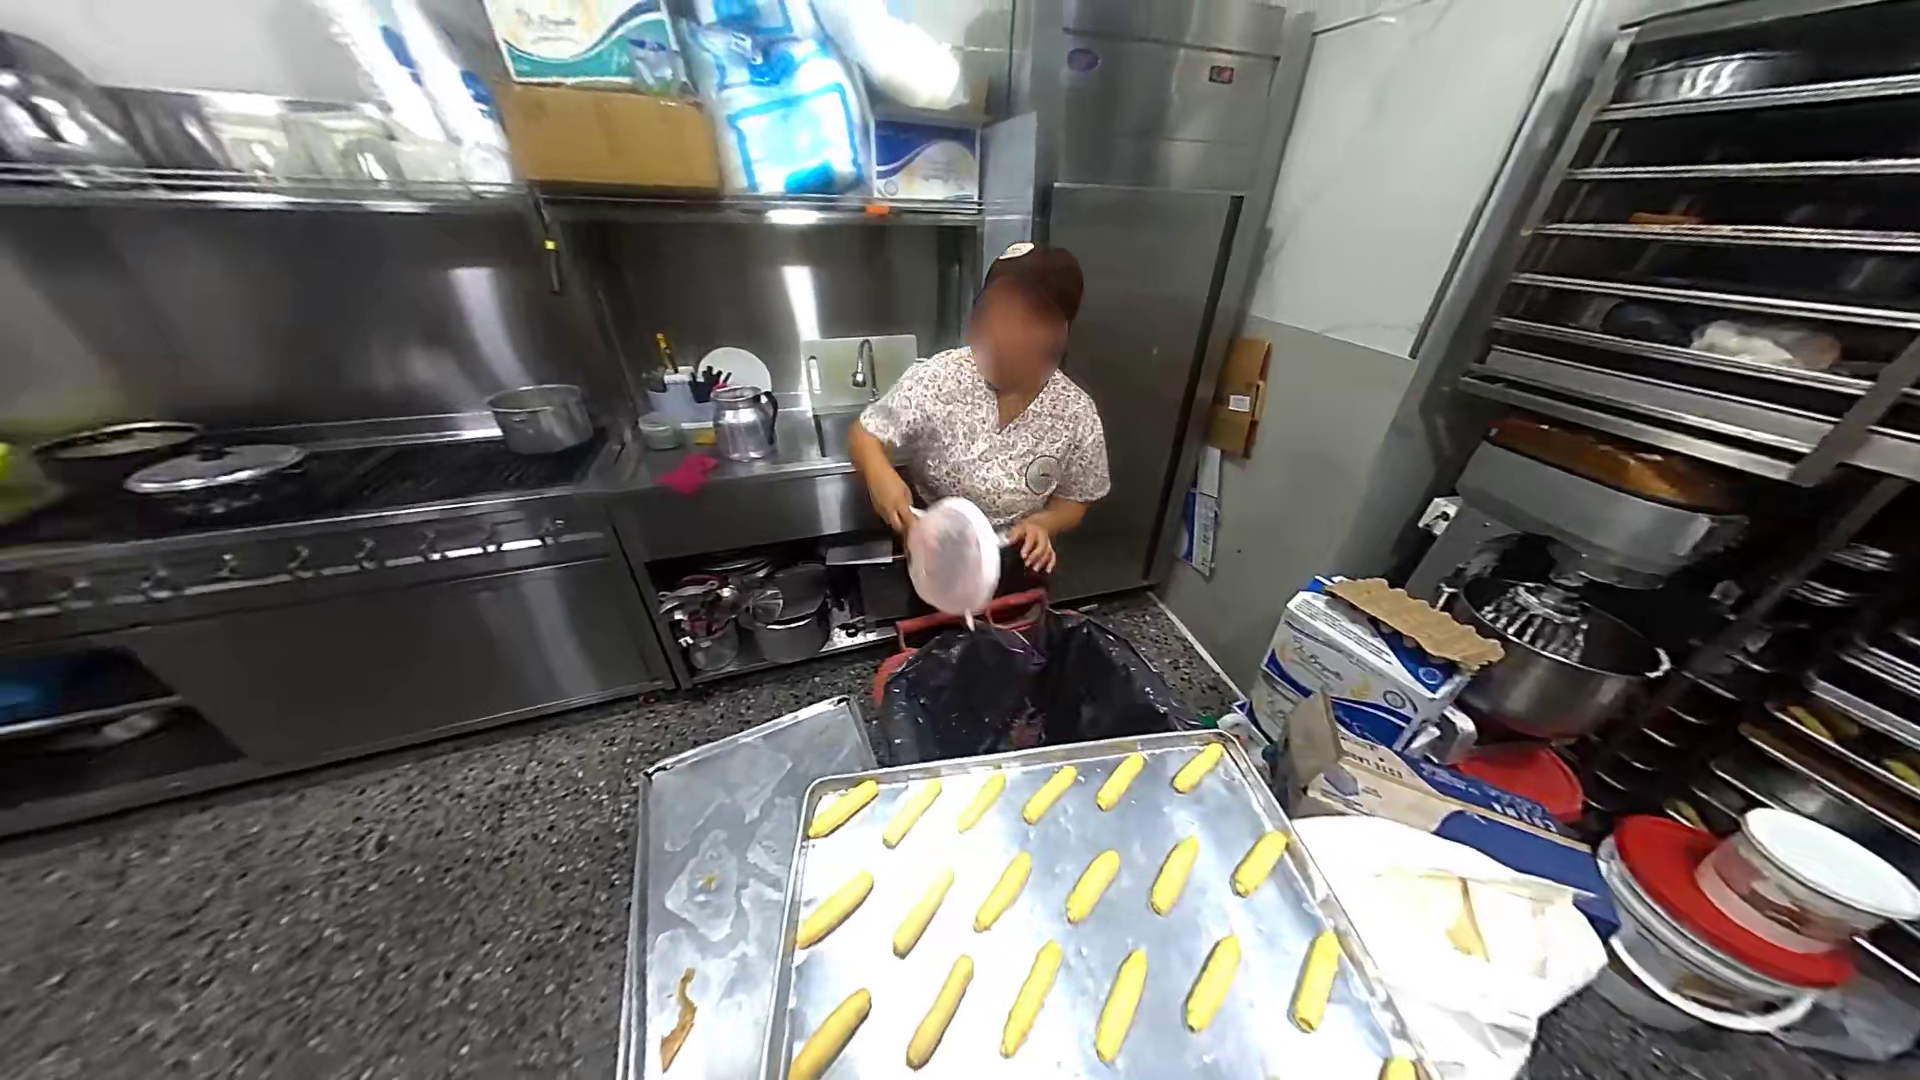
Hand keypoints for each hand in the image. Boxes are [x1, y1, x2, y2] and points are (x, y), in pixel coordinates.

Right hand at [867, 469, 917, 534]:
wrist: (875, 472)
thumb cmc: (892, 477)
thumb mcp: (905, 488)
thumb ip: (908, 501)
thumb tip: (910, 510)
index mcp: (899, 504)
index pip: (908, 520)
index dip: (913, 525)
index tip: (918, 527)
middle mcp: (890, 510)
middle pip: (898, 527)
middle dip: (904, 529)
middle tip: (910, 527)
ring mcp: (881, 510)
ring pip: (890, 523)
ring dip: (897, 524)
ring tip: (903, 521)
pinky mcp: (876, 509)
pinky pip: (885, 518)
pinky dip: (891, 518)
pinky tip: (894, 514)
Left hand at [1005, 518, 1056, 573]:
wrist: (1037, 524)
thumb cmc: (1024, 529)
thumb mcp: (1017, 528)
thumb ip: (1013, 535)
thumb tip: (1008, 542)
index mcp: (1032, 530)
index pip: (1031, 538)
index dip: (1027, 547)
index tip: (1023, 555)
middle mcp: (1041, 536)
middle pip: (1041, 546)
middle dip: (1035, 556)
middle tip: (1027, 563)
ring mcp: (1046, 542)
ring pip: (1047, 551)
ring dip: (1042, 561)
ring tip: (1035, 568)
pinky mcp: (1050, 548)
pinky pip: (1052, 555)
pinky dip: (1051, 563)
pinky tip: (1047, 570)